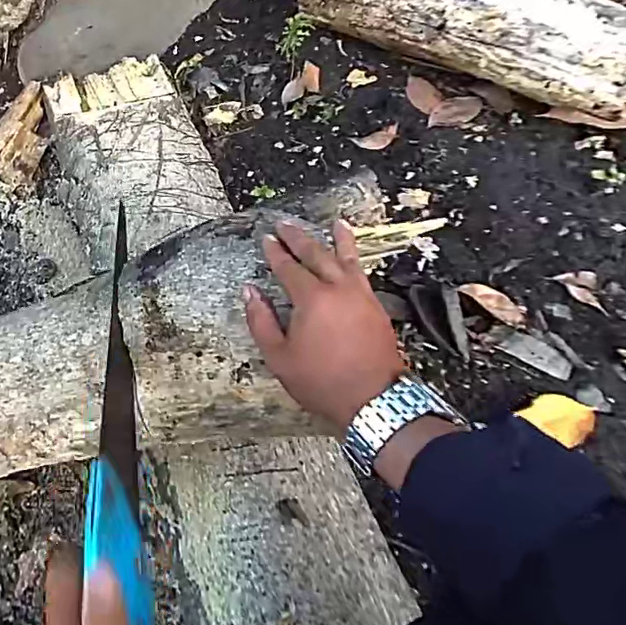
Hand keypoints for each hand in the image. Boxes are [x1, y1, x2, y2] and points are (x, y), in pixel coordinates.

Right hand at [242, 218, 405, 432]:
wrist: (374, 401)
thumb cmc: (322, 381)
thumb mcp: (279, 356)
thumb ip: (261, 321)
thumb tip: (250, 293)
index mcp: (312, 299)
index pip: (289, 267)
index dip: (275, 253)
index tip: (266, 239)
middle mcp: (338, 289)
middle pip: (316, 255)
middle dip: (298, 238)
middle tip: (285, 225)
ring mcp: (360, 295)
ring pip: (346, 258)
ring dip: (337, 239)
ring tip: (335, 223)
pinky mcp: (375, 306)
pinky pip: (362, 272)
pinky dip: (356, 257)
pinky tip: (353, 256)